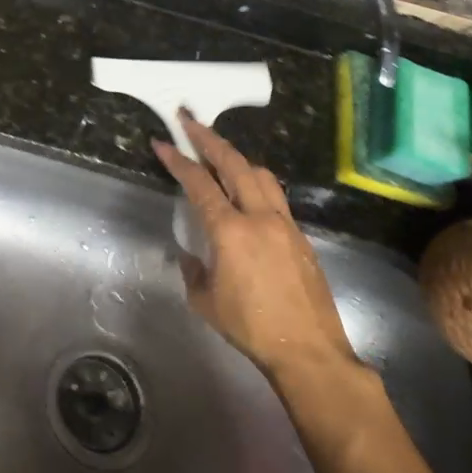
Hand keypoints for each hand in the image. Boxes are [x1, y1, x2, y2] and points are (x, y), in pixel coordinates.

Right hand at [153, 112, 357, 381]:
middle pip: (234, 164)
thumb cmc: (249, 327)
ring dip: (237, 157)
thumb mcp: (204, 299)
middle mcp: (259, 218)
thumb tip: (192, 254)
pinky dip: (256, 183)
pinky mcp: (301, 238)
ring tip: (219, 151)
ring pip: (261, 175)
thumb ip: (194, 268)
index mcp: (230, 231)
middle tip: (190, 120)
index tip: (161, 142)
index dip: (177, 160)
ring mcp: (285, 225)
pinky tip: (246, 191)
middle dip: (209, 139)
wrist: (310, 352)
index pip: (199, 183)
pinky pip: (275, 197)